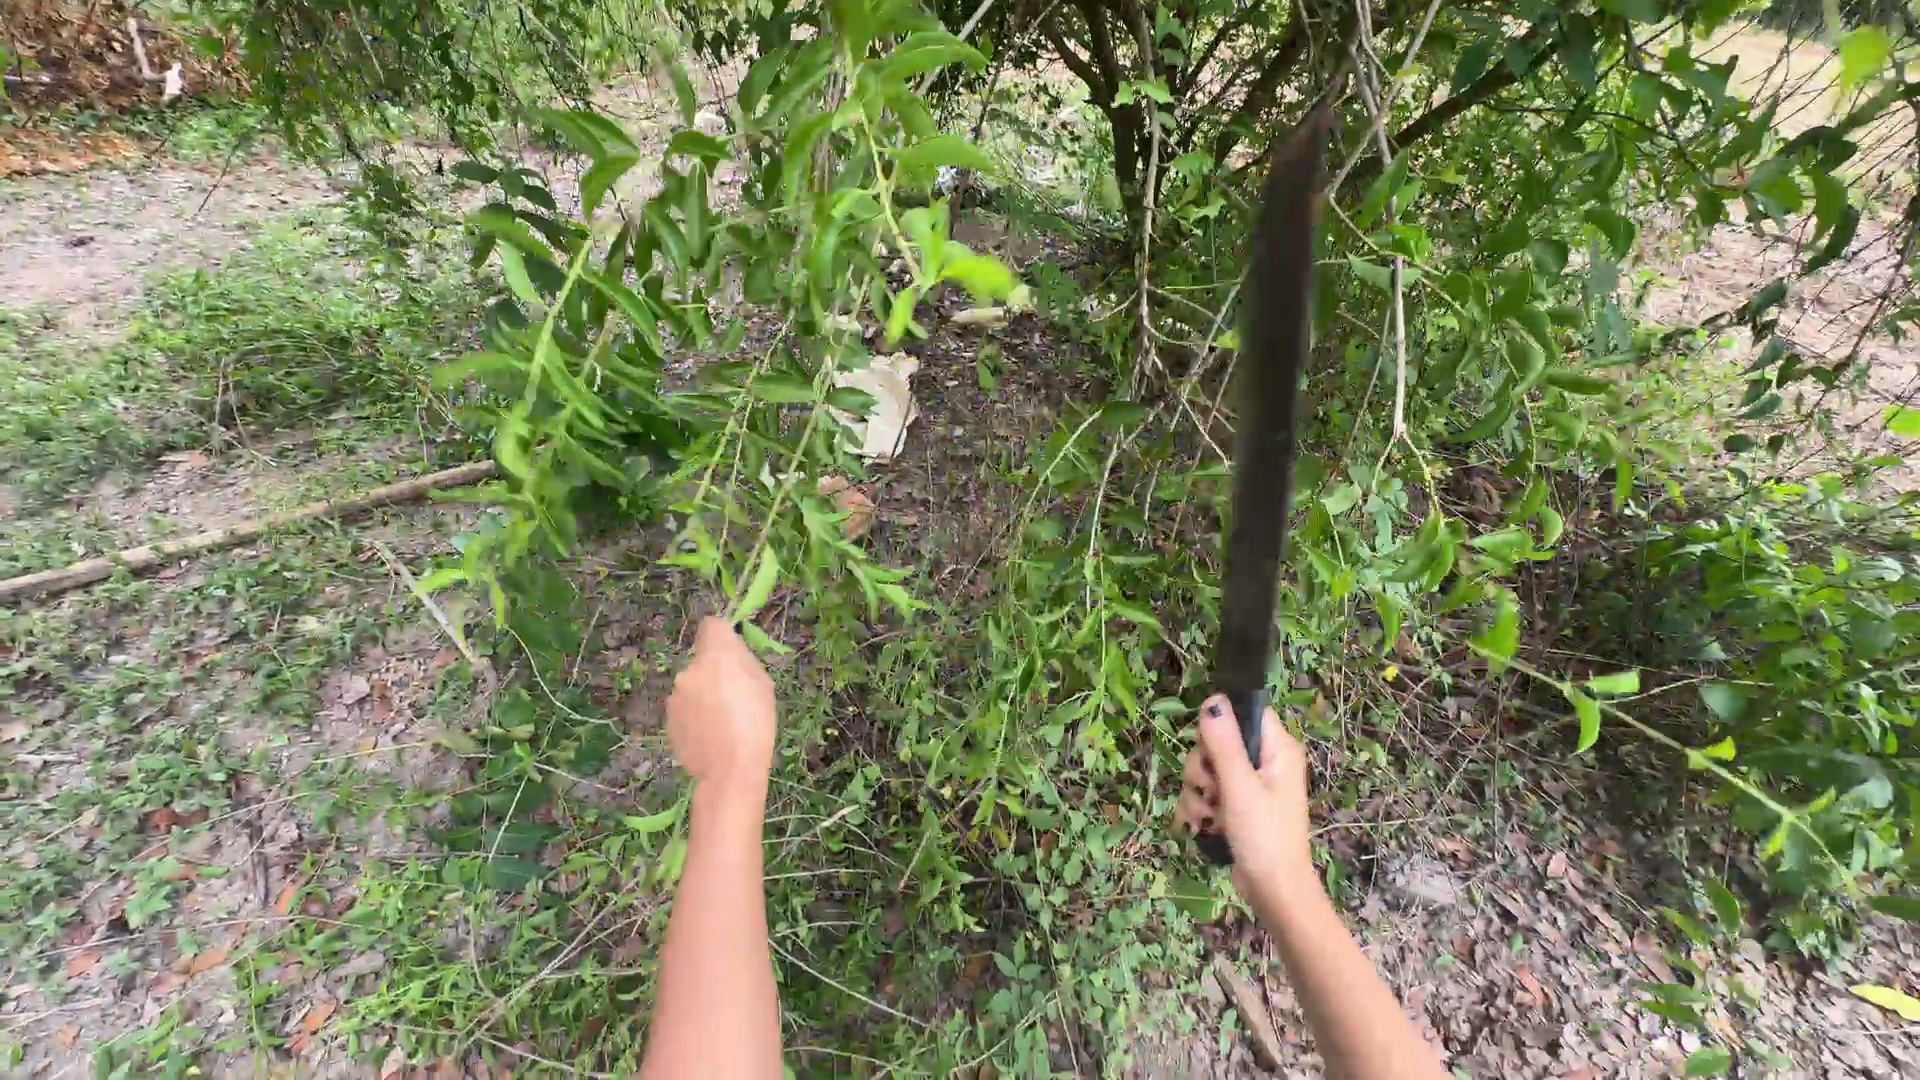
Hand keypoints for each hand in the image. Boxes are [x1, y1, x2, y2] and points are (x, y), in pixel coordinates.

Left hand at [666, 618, 776, 801]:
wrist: (730, 769)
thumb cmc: (757, 722)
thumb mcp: (763, 684)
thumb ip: (743, 661)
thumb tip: (732, 652)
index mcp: (716, 656)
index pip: (712, 625)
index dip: (722, 634)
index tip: (733, 651)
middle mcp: (689, 669)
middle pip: (703, 658)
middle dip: (715, 669)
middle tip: (735, 693)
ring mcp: (675, 695)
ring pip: (693, 683)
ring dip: (704, 692)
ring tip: (722, 719)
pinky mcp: (668, 717)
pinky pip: (685, 705)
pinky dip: (695, 713)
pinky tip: (709, 732)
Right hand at [1175, 694, 1318, 910]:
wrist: (1273, 892)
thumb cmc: (1264, 836)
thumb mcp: (1240, 786)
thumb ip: (1224, 742)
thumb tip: (1213, 699)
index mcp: (1277, 748)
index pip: (1245, 712)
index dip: (1221, 723)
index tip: (1208, 747)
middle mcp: (1264, 761)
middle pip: (1217, 740)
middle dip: (1202, 768)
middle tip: (1211, 790)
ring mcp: (1248, 784)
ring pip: (1205, 768)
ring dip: (1197, 793)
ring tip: (1208, 817)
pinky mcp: (1235, 804)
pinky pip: (1205, 792)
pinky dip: (1199, 808)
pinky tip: (1202, 825)